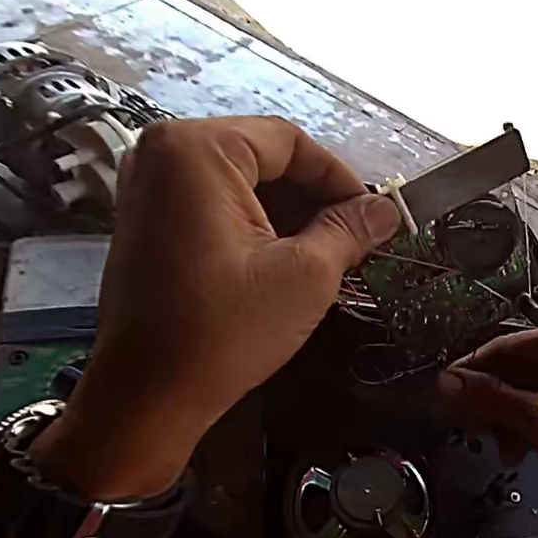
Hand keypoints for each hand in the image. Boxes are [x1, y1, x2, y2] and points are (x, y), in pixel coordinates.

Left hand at [38, 117, 399, 496]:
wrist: (150, 395)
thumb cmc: (225, 330)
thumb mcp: (307, 275)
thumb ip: (351, 230)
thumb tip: (387, 211)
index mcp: (196, 151)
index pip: (291, 142)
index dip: (342, 180)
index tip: (373, 218)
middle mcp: (164, 155)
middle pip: (267, 159)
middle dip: (318, 200)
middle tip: (356, 242)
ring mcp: (152, 189)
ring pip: (247, 185)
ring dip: (294, 216)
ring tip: (330, 258)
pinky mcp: (153, 223)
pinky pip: (222, 207)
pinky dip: (263, 228)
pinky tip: (291, 264)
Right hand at [436, 324, 537, 505]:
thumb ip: (492, 399)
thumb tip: (442, 384)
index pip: (512, 344)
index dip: (475, 366)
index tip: (443, 388)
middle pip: (516, 370)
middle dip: (489, 398)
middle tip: (463, 423)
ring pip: (522, 395)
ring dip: (502, 419)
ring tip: (495, 446)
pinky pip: (536, 414)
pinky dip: (519, 431)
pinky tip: (512, 453)